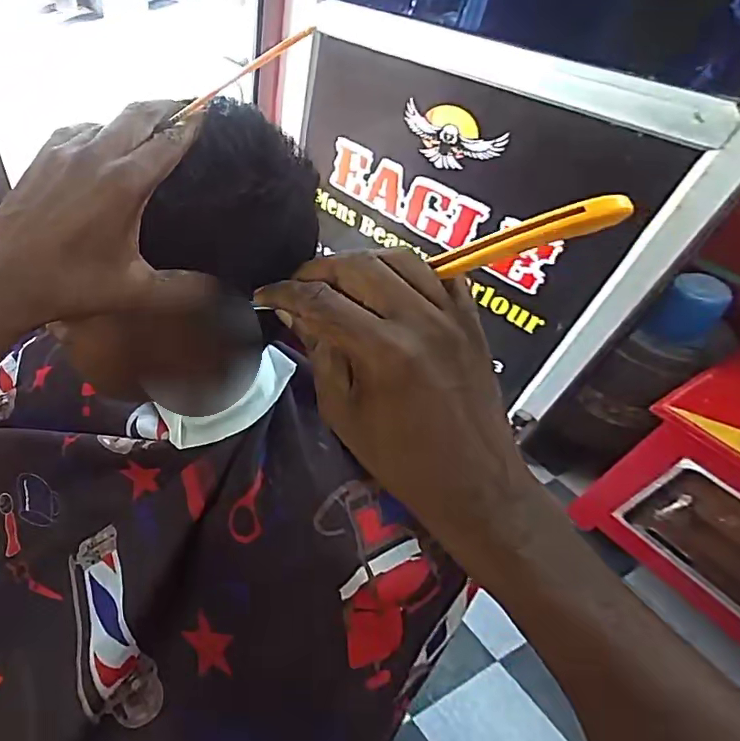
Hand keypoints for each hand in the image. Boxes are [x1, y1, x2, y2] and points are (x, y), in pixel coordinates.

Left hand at [0, 100, 219, 338]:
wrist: (0, 281)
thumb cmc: (67, 286)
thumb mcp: (131, 292)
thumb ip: (182, 289)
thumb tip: (222, 291)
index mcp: (124, 181)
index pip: (171, 138)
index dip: (195, 123)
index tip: (212, 115)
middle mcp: (96, 154)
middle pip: (141, 112)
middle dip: (169, 105)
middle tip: (189, 109)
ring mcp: (63, 151)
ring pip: (107, 119)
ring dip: (131, 119)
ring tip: (146, 131)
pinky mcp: (39, 157)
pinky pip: (77, 130)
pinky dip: (96, 131)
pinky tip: (97, 148)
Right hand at [255, 249, 537, 557]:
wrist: (474, 482)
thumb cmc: (399, 457)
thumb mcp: (341, 409)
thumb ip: (319, 352)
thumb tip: (293, 312)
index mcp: (383, 350)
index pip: (321, 299)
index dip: (284, 291)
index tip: (264, 294)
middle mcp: (420, 321)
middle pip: (357, 266)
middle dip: (316, 269)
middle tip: (295, 285)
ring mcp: (451, 316)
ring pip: (398, 258)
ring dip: (359, 262)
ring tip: (336, 279)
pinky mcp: (472, 320)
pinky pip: (439, 273)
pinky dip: (406, 270)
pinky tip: (386, 284)